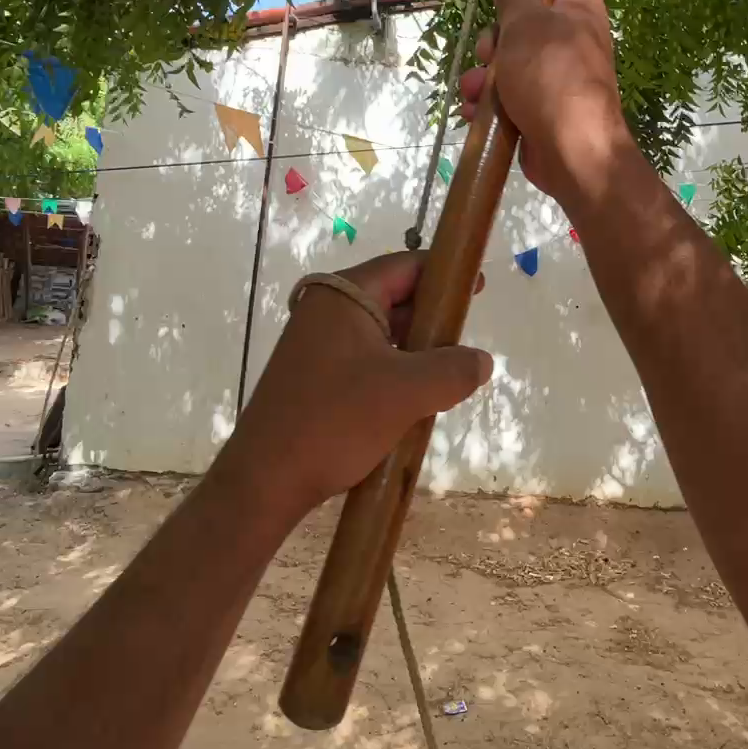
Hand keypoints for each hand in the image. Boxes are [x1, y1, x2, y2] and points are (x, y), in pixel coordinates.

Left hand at [227, 252, 492, 515]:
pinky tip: (412, 401)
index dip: (445, 274)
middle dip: (432, 319)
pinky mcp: (314, 375)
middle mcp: (326, 310)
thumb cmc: (335, 423)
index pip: (404, 266)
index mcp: (342, 296)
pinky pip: (367, 359)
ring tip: (444, 378)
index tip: (477, 290)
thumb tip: (482, 361)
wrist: (265, 482)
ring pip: (382, 333)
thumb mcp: (406, 393)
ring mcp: (317, 343)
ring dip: (415, 350)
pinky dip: (394, 370)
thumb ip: (453, 370)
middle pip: (394, 297)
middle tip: (463, 345)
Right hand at [458, 0, 631, 204]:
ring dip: (486, 72)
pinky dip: (490, 101)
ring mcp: (556, 71)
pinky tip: (477, 112)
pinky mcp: (541, 105)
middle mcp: (571, 33)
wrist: (572, 154)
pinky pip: (509, 92)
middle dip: (496, 30)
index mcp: (579, 2)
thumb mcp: (526, 24)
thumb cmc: (553, 77)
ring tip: (479, 90)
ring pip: (510, 56)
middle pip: (526, 11)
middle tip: (491, 48)